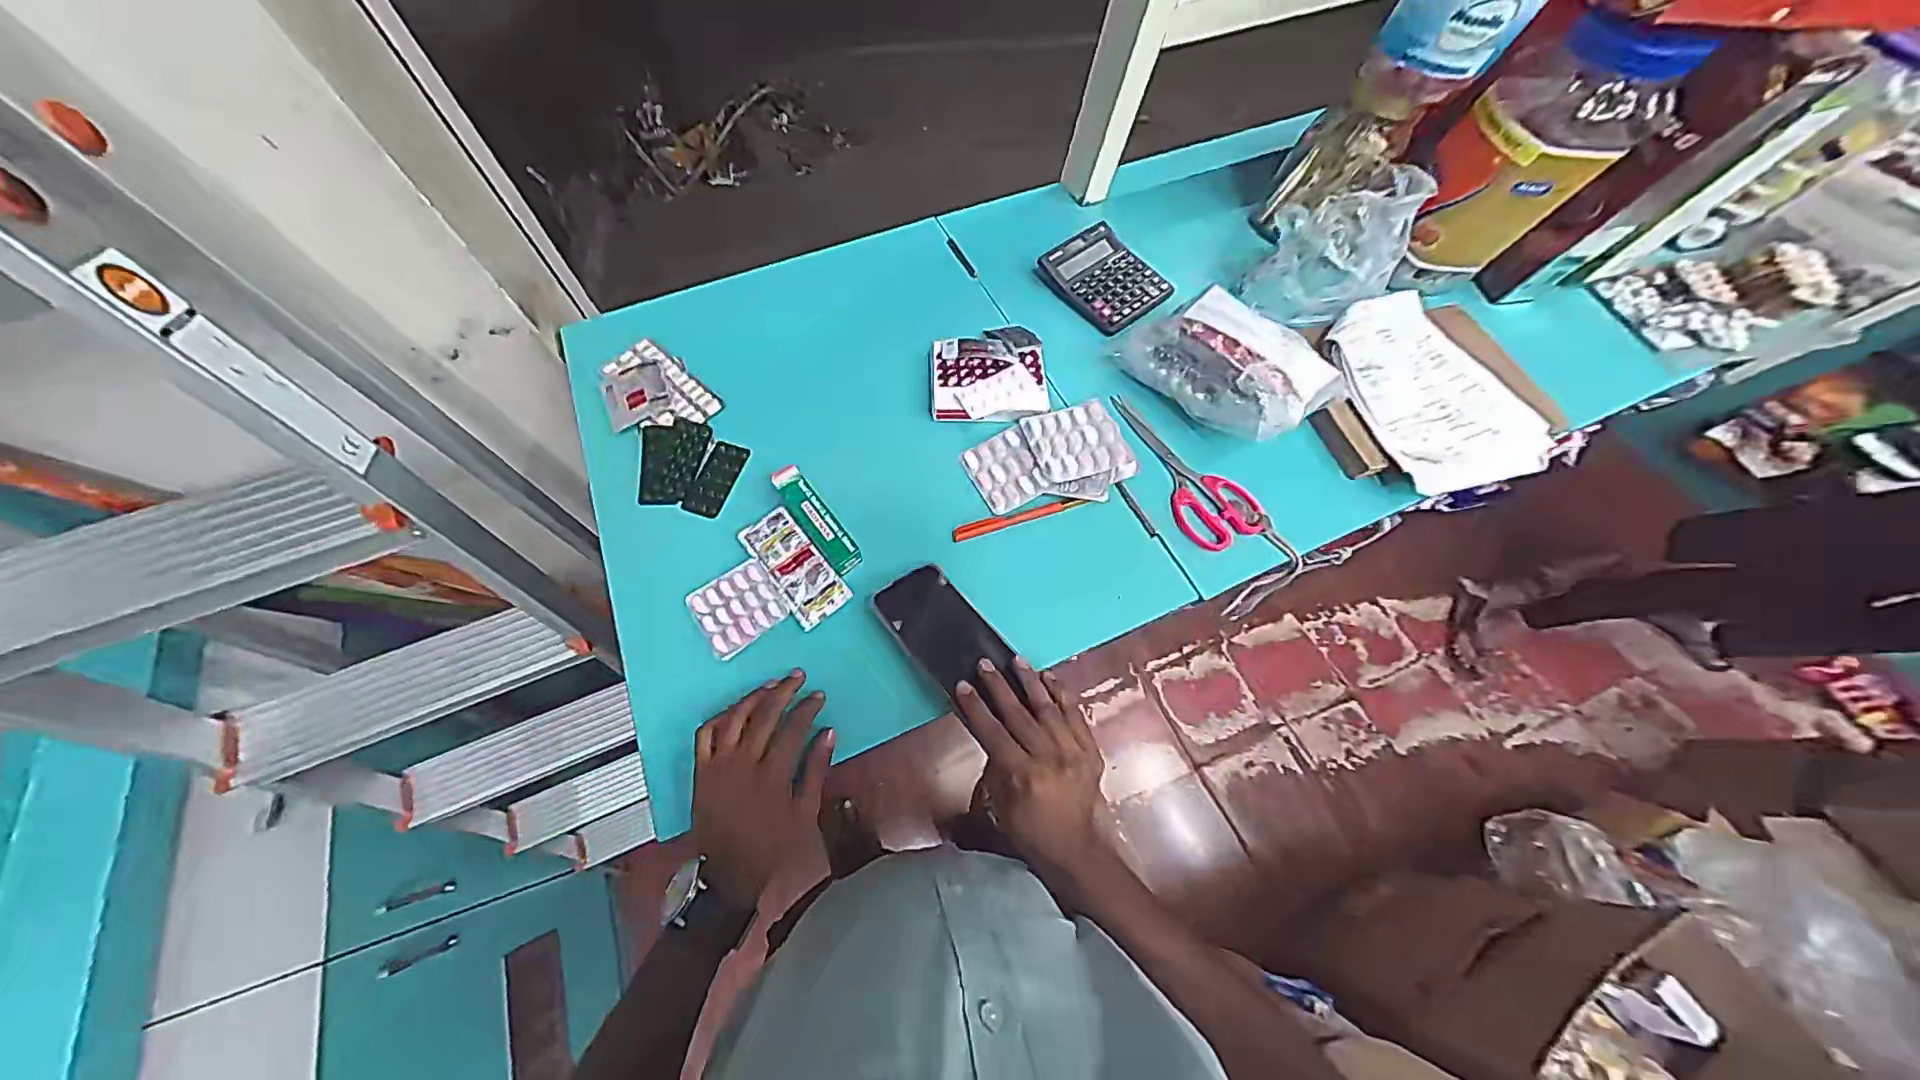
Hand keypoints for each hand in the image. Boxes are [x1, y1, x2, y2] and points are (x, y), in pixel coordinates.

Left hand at [692, 670, 833, 910]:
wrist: (729, 874)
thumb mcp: (804, 811)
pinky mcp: (701, 772)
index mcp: (772, 775)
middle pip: (765, 715)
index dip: (808, 708)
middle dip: (784, 692)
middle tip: (797, 678)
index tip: (818, 696)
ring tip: (770, 685)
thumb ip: (816, 769)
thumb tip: (828, 734)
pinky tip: (735, 709)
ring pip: (735, 718)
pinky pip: (706, 734)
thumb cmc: (771, 846)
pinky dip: (720, 717)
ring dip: (754, 697)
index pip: (793, 728)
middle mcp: (743, 764)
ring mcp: (718, 766)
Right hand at [954, 658, 1106, 893]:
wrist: (1075, 848)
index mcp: (1022, 775)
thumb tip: (990, 731)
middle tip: (985, 664)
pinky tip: (1050, 678)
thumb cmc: (1029, 832)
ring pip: (1048, 708)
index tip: (963, 685)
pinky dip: (1062, 695)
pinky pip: (1075, 715)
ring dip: (1030, 682)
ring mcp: (1073, 752)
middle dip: (998, 686)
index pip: (993, 732)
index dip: (975, 707)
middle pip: (1019, 714)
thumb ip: (995, 766)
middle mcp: (1048, 758)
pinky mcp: (1090, 751)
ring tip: (1017, 660)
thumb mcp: (1001, 804)